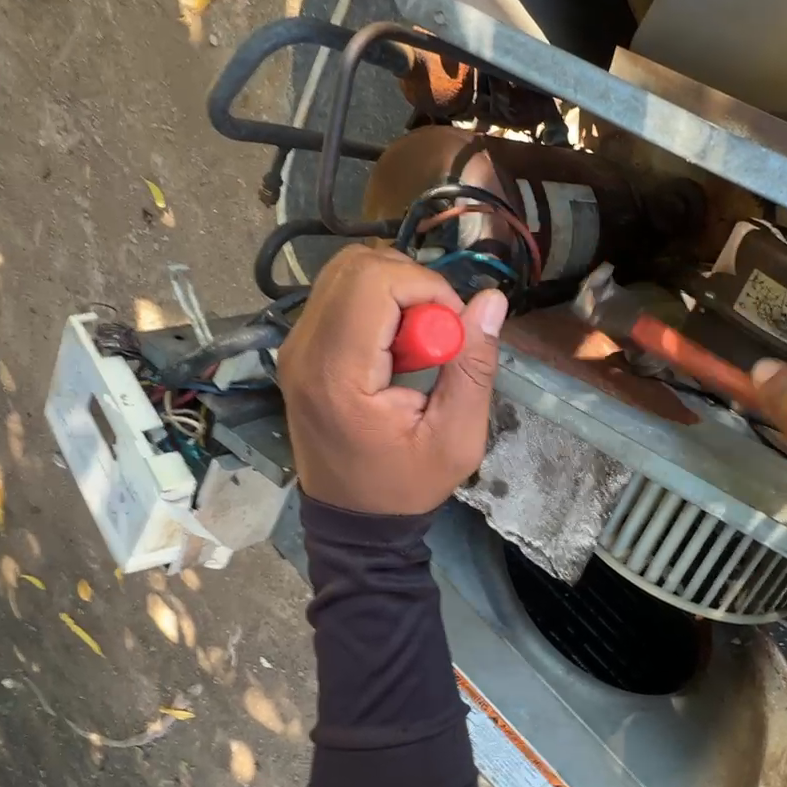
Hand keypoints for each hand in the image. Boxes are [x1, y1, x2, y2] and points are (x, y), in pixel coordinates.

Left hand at [277, 247, 507, 515]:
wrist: (353, 520)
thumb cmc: (406, 485)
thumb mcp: (457, 439)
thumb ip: (473, 367)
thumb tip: (491, 300)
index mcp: (338, 375)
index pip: (374, 282)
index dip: (427, 288)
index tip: (454, 330)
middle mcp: (303, 350)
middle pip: (357, 265)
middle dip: (412, 283)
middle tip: (438, 332)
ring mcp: (294, 346)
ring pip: (346, 271)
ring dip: (396, 290)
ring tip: (418, 339)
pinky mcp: (299, 348)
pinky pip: (338, 294)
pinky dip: (377, 303)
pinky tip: (397, 344)